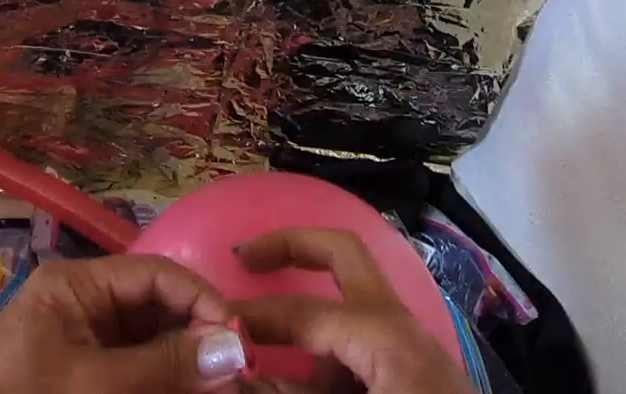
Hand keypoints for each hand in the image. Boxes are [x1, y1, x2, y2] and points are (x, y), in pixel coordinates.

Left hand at [0, 253, 251, 393]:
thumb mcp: (95, 384)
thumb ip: (164, 365)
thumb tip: (233, 350)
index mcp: (75, 285)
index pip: (153, 273)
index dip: (199, 297)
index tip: (237, 334)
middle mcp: (83, 305)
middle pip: (156, 307)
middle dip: (197, 334)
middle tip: (236, 367)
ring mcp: (85, 344)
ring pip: (153, 341)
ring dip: (187, 361)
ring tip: (222, 382)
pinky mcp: (89, 377)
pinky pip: (139, 370)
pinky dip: (167, 380)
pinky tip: (192, 389)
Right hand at [233, 229, 472, 393]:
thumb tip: (236, 375)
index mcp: (382, 333)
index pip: (303, 313)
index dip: (254, 318)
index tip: (215, 326)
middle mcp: (397, 322)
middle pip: (341, 253)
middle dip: (292, 246)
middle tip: (246, 257)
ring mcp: (407, 343)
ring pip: (351, 296)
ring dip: (308, 305)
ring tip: (263, 338)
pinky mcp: (410, 369)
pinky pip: (360, 341)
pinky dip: (328, 350)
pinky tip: (302, 381)